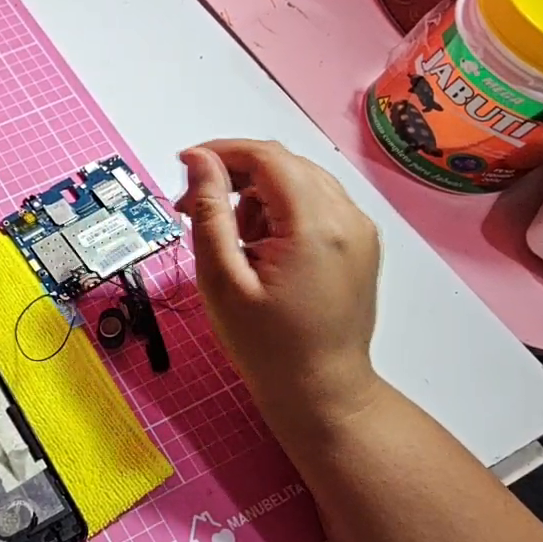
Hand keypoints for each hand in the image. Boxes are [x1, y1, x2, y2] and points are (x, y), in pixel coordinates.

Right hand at [177, 140, 383, 433]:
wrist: (321, 390)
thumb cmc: (264, 343)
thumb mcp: (220, 277)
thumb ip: (209, 211)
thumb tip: (198, 160)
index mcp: (315, 226)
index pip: (266, 157)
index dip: (220, 152)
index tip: (183, 166)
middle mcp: (347, 218)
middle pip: (283, 162)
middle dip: (233, 171)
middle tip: (194, 205)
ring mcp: (359, 229)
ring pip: (297, 177)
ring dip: (255, 190)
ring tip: (231, 236)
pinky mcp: (359, 242)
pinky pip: (314, 199)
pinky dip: (278, 206)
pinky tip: (260, 242)